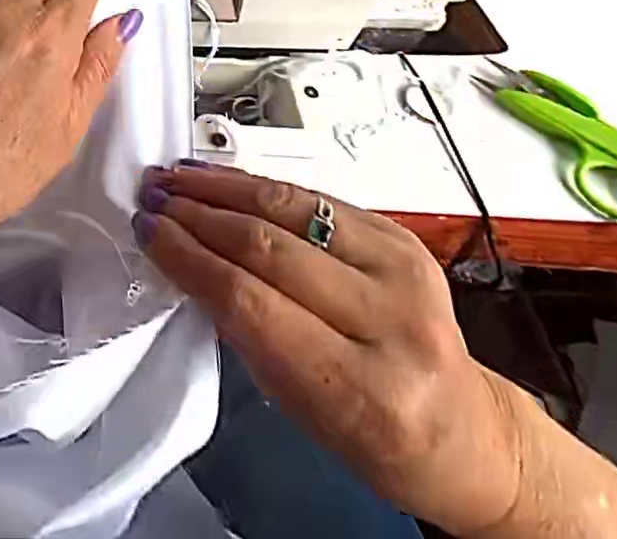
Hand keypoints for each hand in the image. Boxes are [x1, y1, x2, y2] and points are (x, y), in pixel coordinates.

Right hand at [134, 163, 526, 536]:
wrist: (467, 429)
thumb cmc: (375, 439)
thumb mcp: (300, 409)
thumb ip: (248, 332)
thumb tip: (191, 257)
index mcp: (363, 389)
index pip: (250, 302)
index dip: (190, 257)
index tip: (149, 231)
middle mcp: (391, 318)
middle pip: (268, 245)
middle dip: (199, 215)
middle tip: (154, 196)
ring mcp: (404, 266)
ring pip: (291, 206)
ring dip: (223, 187)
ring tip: (178, 178)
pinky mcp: (403, 234)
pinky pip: (316, 198)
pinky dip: (261, 186)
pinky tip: (225, 180)